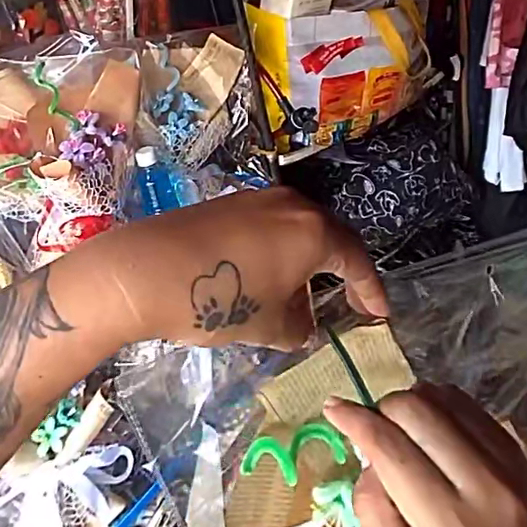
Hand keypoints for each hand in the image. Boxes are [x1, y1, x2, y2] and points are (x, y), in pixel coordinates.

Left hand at [73, 187, 385, 349]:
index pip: (356, 259)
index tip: (379, 313)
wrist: (146, 270)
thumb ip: (299, 327)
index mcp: (314, 231)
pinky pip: (271, 226)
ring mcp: (258, 199)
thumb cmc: (222, 300)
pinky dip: (281, 250)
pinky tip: (267, 276)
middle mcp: (292, 205)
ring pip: (299, 229)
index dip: (371, 289)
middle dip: (342, 271)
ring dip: (309, 261)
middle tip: (349, 302)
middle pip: (330, 237)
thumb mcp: (269, 326)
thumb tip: (304, 324)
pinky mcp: (230, 203)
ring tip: (303, 296)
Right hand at [324, 385, 526, 526]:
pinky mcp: (514, 445)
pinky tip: (431, 434)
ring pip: (438, 395)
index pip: (392, 452)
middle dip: (381, 412)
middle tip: (374, 437)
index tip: (332, 407)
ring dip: (408, 406)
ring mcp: (507, 460)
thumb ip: (374, 517)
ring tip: (404, 439)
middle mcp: (486, 486)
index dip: (355, 421)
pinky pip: (461, 400)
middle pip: (414, 409)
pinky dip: (435, 405)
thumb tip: (368, 456)